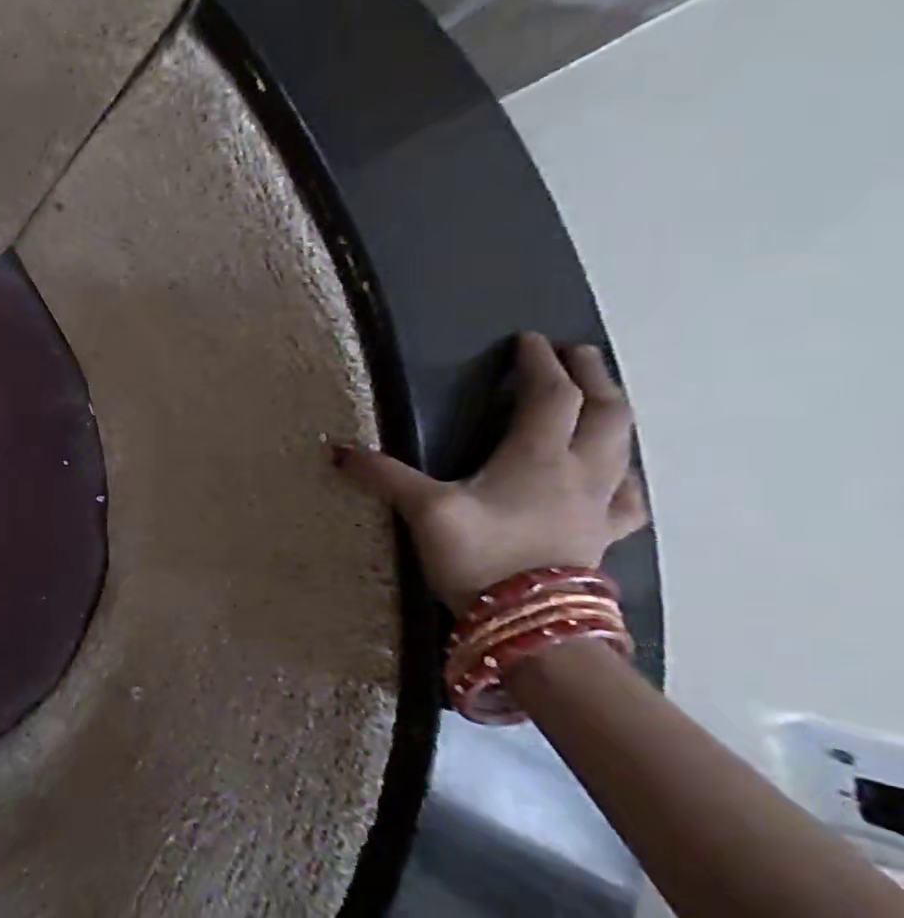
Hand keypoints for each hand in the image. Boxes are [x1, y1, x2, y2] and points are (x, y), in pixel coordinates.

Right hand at [335, 333, 649, 613]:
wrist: (531, 626)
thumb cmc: (479, 557)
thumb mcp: (423, 510)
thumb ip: (383, 475)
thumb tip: (335, 449)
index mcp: (537, 457)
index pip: (551, 396)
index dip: (541, 363)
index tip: (528, 339)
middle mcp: (578, 472)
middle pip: (604, 411)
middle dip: (592, 375)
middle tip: (576, 352)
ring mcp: (598, 505)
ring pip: (624, 446)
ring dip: (614, 413)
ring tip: (601, 399)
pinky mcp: (602, 535)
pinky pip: (628, 495)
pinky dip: (625, 472)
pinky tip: (617, 475)